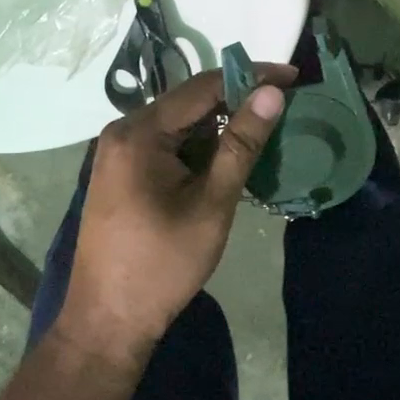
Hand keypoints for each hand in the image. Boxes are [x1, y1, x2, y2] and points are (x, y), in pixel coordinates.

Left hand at [56, 63, 294, 355]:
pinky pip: (167, 144)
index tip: (291, 76)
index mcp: (139, 132)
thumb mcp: (211, 203)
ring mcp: (119, 152)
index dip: (250, 77)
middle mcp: (123, 130)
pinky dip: (198, 148)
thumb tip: (272, 93)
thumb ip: (241, 144)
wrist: (107, 322)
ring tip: (262, 136)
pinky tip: (227, 162)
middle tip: (282, 107)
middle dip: (236, 102)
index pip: (203, 86)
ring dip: (219, 128)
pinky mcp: (123, 172)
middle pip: (189, 102)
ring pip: (180, 124)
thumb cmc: (162, 264)